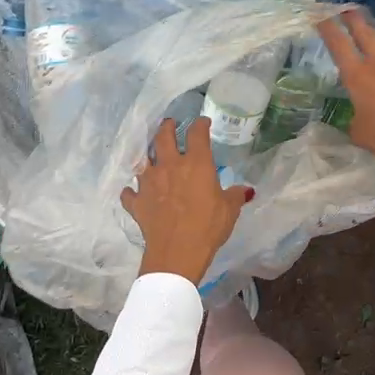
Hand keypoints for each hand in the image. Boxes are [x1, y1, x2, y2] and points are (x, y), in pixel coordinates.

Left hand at [121, 117, 253, 281]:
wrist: (177, 251)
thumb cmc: (208, 226)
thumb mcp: (229, 210)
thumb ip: (235, 195)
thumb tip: (245, 190)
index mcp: (195, 163)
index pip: (197, 134)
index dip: (200, 125)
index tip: (202, 123)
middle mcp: (169, 166)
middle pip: (163, 137)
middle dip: (167, 127)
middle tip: (169, 124)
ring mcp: (149, 182)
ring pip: (143, 161)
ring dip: (148, 156)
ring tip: (152, 156)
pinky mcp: (136, 202)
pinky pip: (129, 192)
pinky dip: (132, 190)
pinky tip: (134, 192)